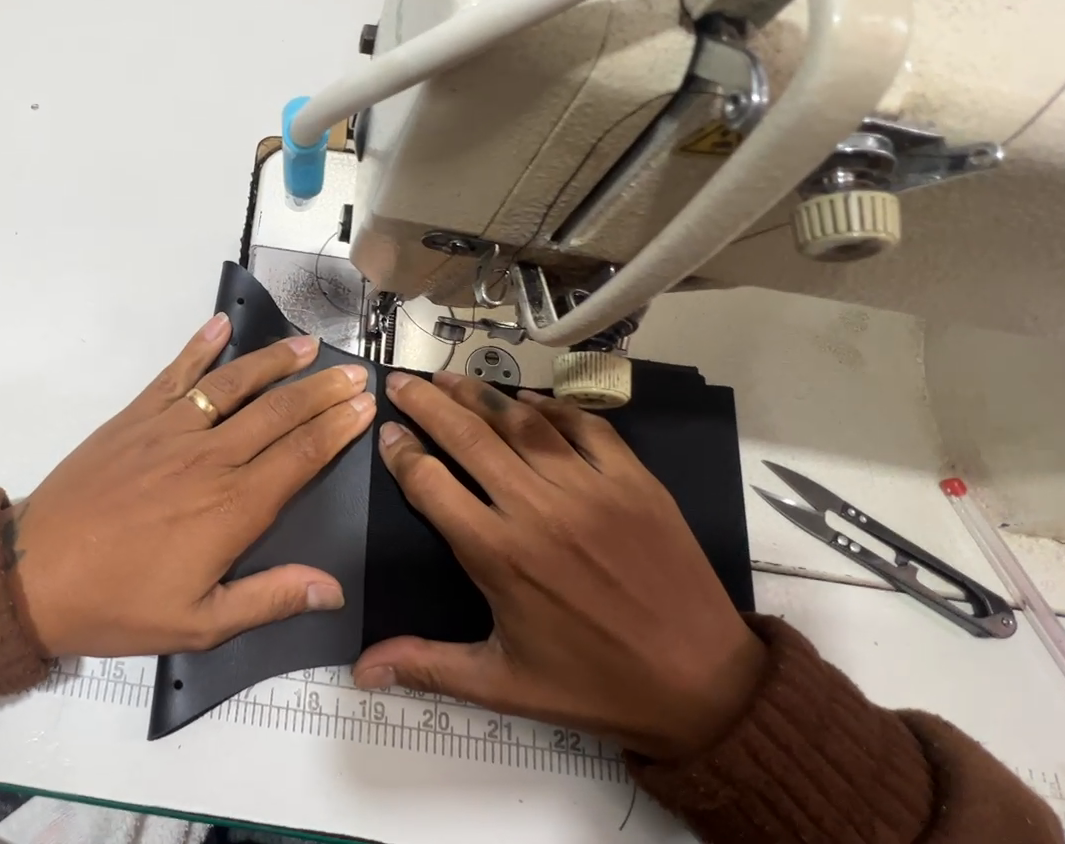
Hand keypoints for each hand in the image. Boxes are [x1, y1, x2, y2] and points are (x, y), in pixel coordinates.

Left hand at [9, 313, 374, 657]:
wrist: (35, 574)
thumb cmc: (120, 604)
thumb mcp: (200, 623)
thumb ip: (269, 598)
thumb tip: (333, 588)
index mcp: (233, 507)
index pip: (301, 455)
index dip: (338, 427)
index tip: (365, 405)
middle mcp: (210, 458)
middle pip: (279, 413)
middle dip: (321, 390)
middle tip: (354, 373)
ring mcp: (170, 431)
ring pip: (234, 385)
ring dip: (274, 362)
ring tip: (306, 344)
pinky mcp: (134, 418)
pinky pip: (174, 375)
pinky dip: (199, 347)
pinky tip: (221, 324)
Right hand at [353, 372, 764, 760]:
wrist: (704, 687)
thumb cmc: (593, 685)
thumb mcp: (503, 685)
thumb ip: (427, 667)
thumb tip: (360, 672)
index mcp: (498, 554)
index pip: (430, 483)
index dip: (401, 452)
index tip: (386, 432)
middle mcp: (537, 509)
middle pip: (468, 437)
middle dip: (426, 403)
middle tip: (400, 381)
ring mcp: (589, 489)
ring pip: (521, 422)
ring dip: (479, 394)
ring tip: (449, 377)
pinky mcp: (634, 481)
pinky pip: (585, 427)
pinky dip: (551, 407)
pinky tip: (526, 400)